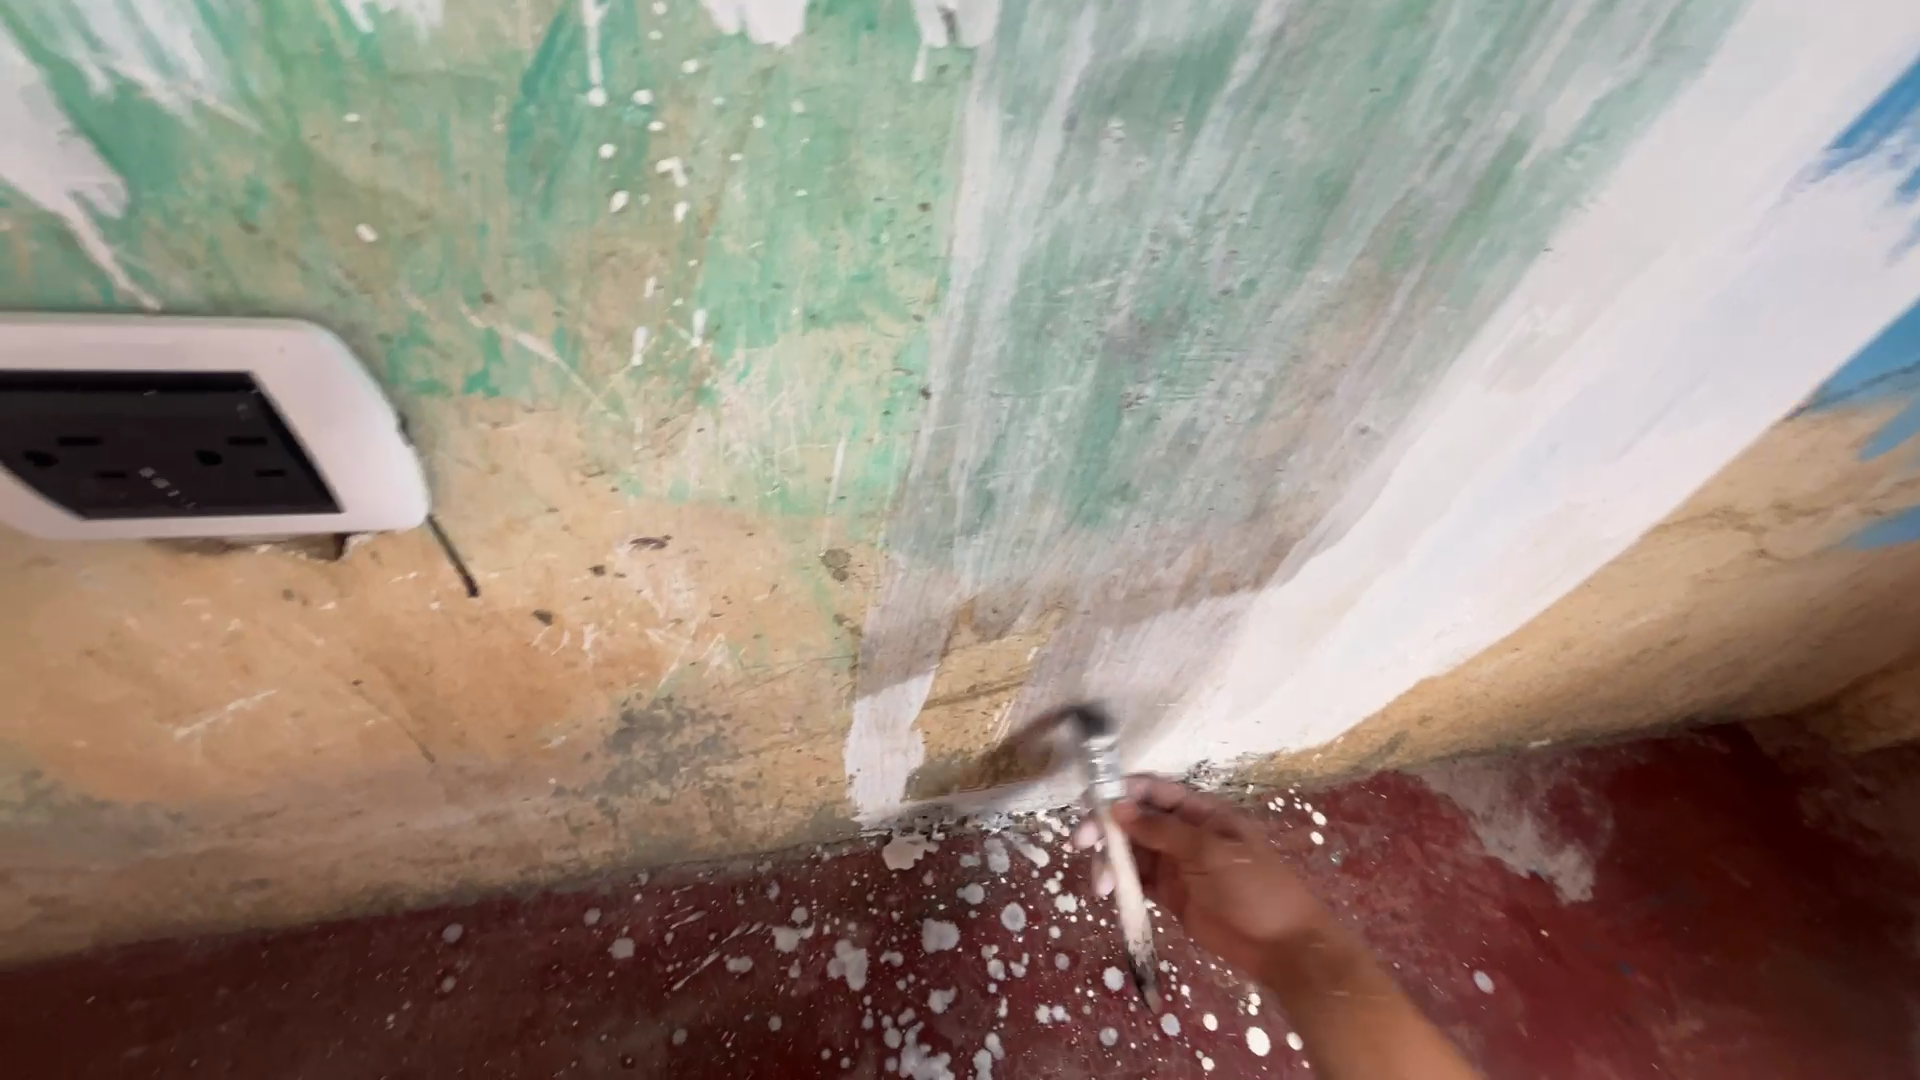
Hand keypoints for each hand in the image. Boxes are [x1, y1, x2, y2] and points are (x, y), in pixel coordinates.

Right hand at [1077, 776, 1331, 980]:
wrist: (1283, 948)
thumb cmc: (1255, 887)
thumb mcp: (1210, 851)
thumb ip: (1163, 830)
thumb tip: (1118, 808)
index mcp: (1200, 812)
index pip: (1154, 790)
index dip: (1122, 790)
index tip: (1093, 800)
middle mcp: (1184, 832)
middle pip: (1136, 819)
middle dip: (1106, 827)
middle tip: (1081, 841)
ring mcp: (1176, 863)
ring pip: (1131, 850)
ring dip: (1110, 860)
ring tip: (1101, 885)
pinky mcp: (1170, 893)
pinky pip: (1137, 879)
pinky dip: (1119, 882)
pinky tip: (1108, 892)